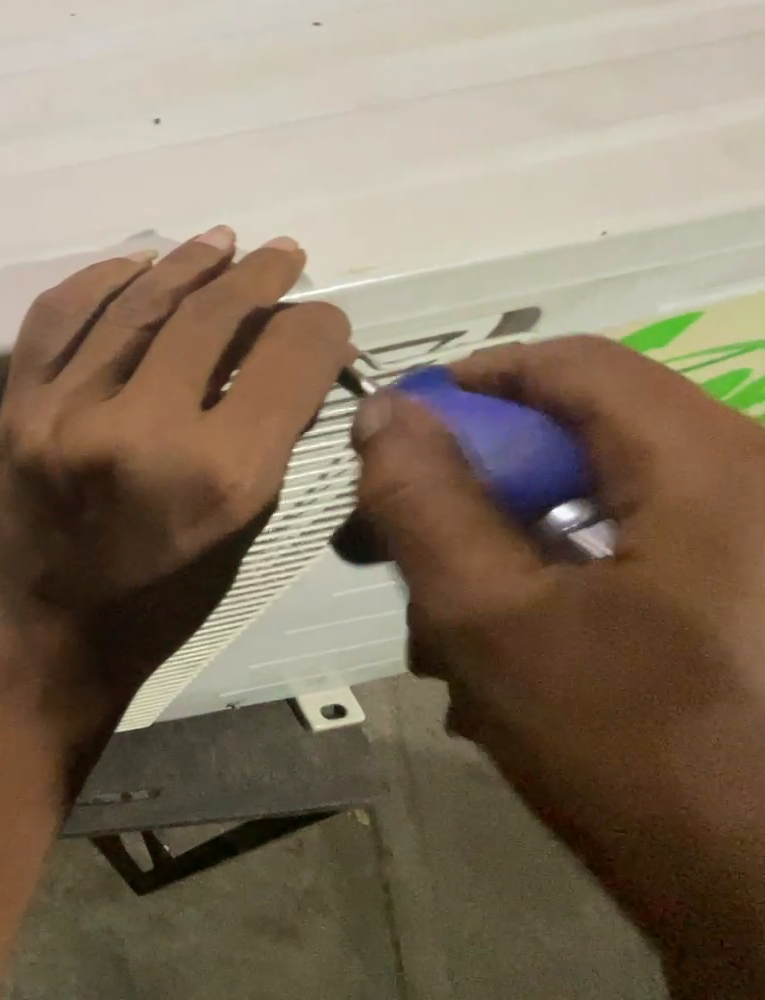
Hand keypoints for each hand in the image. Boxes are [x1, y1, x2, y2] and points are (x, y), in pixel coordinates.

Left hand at [0, 226, 351, 738]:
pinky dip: (96, 281)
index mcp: (218, 474)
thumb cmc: (160, 593)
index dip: (318, 325)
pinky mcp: (15, 407)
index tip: (319, 318)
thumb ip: (272, 434)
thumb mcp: (242, 524)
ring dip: (183, 263)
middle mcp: (138, 429)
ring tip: (218, 244)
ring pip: (133, 304)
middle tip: (281, 255)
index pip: (289, 355)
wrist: (49, 623)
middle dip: (258, 277)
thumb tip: (292, 346)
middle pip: (210, 315)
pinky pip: (54, 317)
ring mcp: (63, 411)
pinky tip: (132, 266)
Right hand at [351, 336, 764, 994]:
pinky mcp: (764, 597)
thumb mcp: (486, 617)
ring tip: (456, 618)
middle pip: (588, 432)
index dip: (466, 382)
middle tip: (402, 546)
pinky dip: (570, 573)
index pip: (573, 364)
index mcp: (719, 472)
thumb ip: (422, 500)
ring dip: (514, 539)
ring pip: (612, 495)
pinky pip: (654, 545)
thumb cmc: (631, 747)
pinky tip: (527, 643)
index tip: (390, 438)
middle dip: (478, 484)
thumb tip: (385, 410)